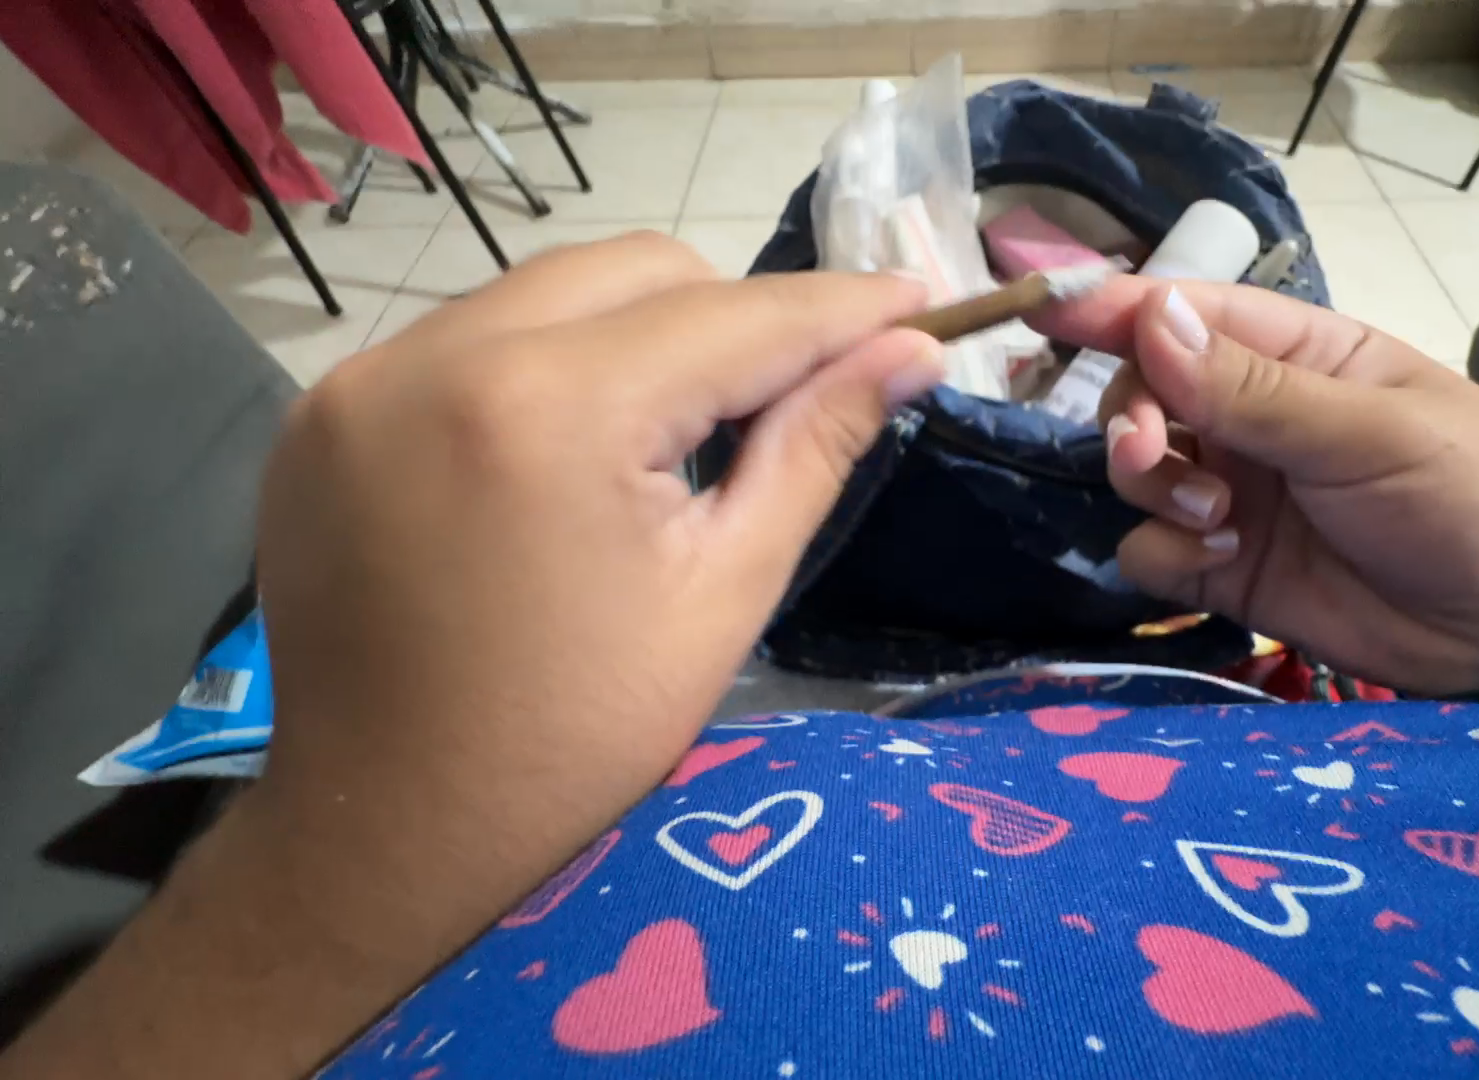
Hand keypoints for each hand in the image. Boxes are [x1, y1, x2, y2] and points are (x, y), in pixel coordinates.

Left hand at [0, 232, 941, 1078]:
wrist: (392, 829)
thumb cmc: (586, 730)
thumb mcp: (730, 587)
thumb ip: (819, 447)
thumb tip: (910, 356)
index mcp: (555, 412)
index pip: (738, 318)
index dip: (843, 306)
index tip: (918, 299)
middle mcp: (443, 355)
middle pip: (648, 270)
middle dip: (746, 318)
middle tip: (800, 391)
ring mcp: (370, 374)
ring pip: (565, 288)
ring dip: (659, 331)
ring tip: (698, 425)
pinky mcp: (336, 406)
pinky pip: (491, 333)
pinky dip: (575, 359)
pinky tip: (597, 444)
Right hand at [1033, 278, 1478, 693]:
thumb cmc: (1478, 497)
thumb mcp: (1371, 431)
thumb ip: (1251, 388)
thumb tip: (1148, 316)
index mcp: (1293, 358)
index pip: (1183, 318)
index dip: (1112, 310)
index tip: (1045, 308)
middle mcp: (1247, 421)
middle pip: (1140, 396)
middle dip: (1132, 420)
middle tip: (1153, 453)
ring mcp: (1229, 495)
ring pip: (1133, 473)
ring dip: (1154, 487)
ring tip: (1219, 519)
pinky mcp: (1216, 567)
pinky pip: (1146, 549)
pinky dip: (1167, 553)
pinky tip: (1222, 562)